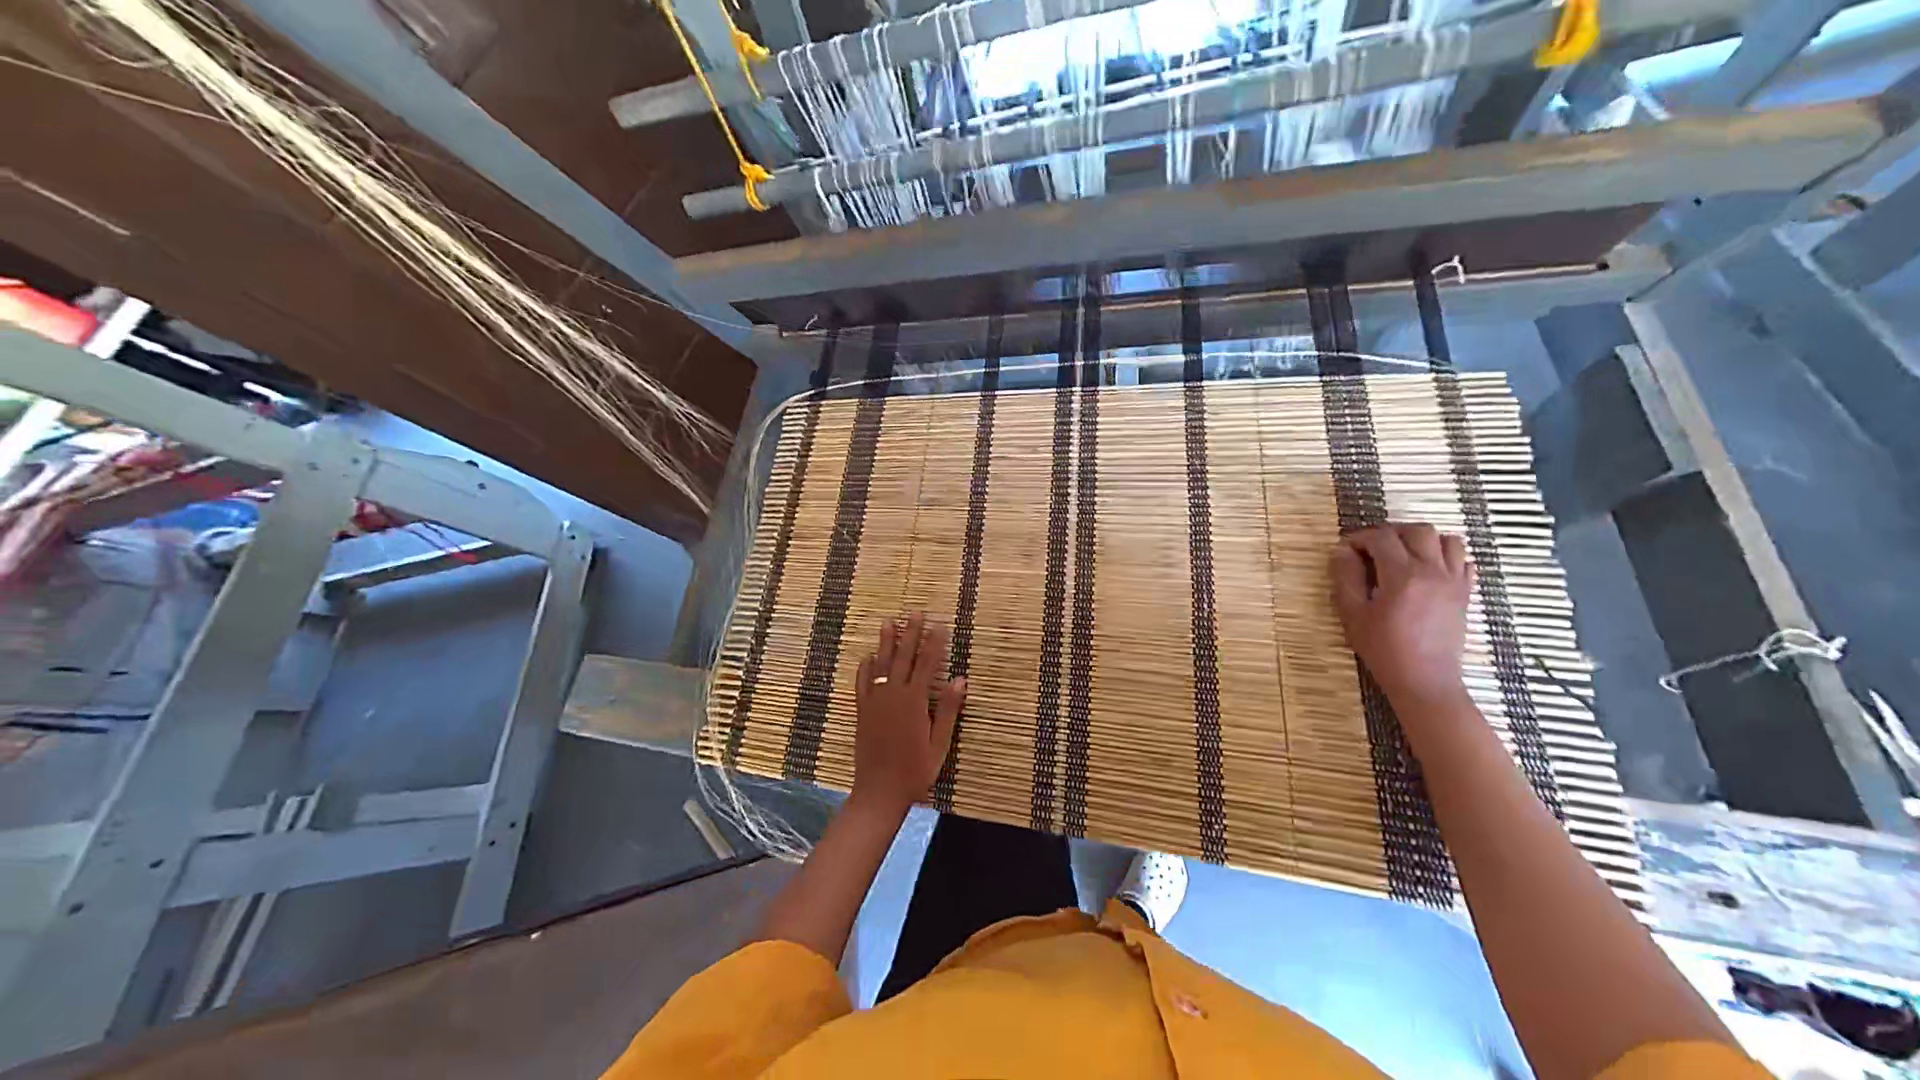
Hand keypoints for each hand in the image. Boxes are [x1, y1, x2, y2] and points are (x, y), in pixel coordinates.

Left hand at [852, 611, 965, 817]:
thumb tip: (960, 680)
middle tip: (914, 612)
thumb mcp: (939, 744)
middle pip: (903, 657)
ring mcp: (874, 702)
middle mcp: (892, 695)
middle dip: (910, 633)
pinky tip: (870, 656)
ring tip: (889, 621)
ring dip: (886, 642)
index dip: (934, 643)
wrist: (879, 791)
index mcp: (914, 702)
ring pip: (881, 664)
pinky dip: (866, 666)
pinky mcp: (862, 710)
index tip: (940, 624)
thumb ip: (948, 710)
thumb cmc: (915, 771)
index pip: (926, 665)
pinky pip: (863, 681)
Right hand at [1331, 524, 1474, 713]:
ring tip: (1403, 554)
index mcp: (1402, 576)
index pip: (1381, 538)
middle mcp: (1432, 571)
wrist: (1425, 679)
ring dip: (1422, 540)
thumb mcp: (1353, 614)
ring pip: (1446, 540)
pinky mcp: (1465, 593)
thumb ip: (1346, 578)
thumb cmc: (1383, 649)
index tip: (1346, 550)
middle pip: (1416, 530)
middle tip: (1372, 548)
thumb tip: (1342, 551)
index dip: (1359, 538)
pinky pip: (1463, 561)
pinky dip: (1446, 557)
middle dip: (1390, 533)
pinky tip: (1427, 570)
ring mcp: (1454, 581)